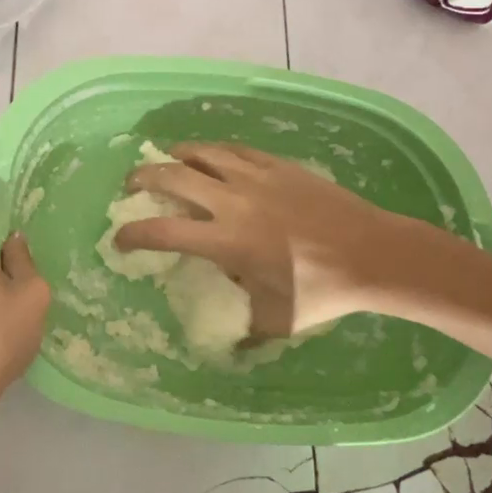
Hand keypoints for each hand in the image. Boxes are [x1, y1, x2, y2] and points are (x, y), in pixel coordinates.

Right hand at [114, 143, 462, 341]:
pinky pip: (236, 150)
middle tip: (131, 185)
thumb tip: (227, 342)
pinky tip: (211, 157)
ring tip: (167, 161)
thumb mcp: (275, 320)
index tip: (119, 240)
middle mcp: (233, 203)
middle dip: (142, 178)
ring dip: (176, 156)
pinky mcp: (279, 166)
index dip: (132, 234)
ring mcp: (256, 178)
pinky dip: (214, 152)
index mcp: (226, 242)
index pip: (163, 232)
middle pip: (173, 177)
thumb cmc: (322, 292)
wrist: (373, 254)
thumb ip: (244, 326)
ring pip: (202, 153)